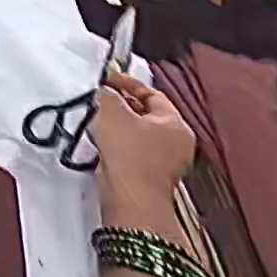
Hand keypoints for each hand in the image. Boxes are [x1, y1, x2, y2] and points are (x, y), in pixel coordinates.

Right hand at [94, 72, 195, 215]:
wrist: (131, 198)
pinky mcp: (152, 175)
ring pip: (141, 131)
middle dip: (124, 102)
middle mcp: (178, 142)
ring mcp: (167, 161)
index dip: (128, 83)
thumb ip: (108, 94)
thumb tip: (106, 92)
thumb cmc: (128, 153)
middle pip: (148, 112)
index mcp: (176, 123)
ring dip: (121, 122)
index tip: (108, 78)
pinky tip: (104, 140)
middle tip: (102, 96)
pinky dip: (121, 140)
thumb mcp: (112, 112)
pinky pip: (136, 149)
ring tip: (99, 116)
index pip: (152, 93)